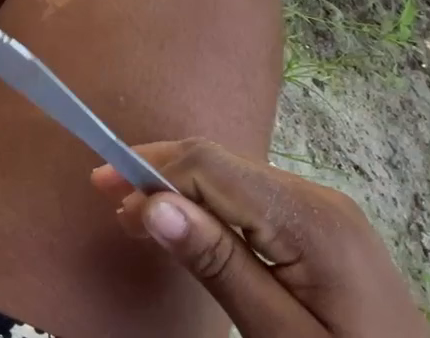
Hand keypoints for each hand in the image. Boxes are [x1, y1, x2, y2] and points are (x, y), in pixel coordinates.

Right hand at [91, 138, 427, 337]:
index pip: (210, 167)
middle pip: (218, 162)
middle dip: (158, 173)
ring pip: (229, 176)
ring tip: (134, 216)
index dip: (151, 170)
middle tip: (109, 202)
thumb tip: (152, 204)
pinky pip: (249, 199)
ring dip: (178, 189)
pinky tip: (183, 225)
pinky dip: (206, 205)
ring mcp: (323, 211)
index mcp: (313, 220)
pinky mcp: (321, 229)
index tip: (106, 194)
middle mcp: (318, 198)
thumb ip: (221, 266)